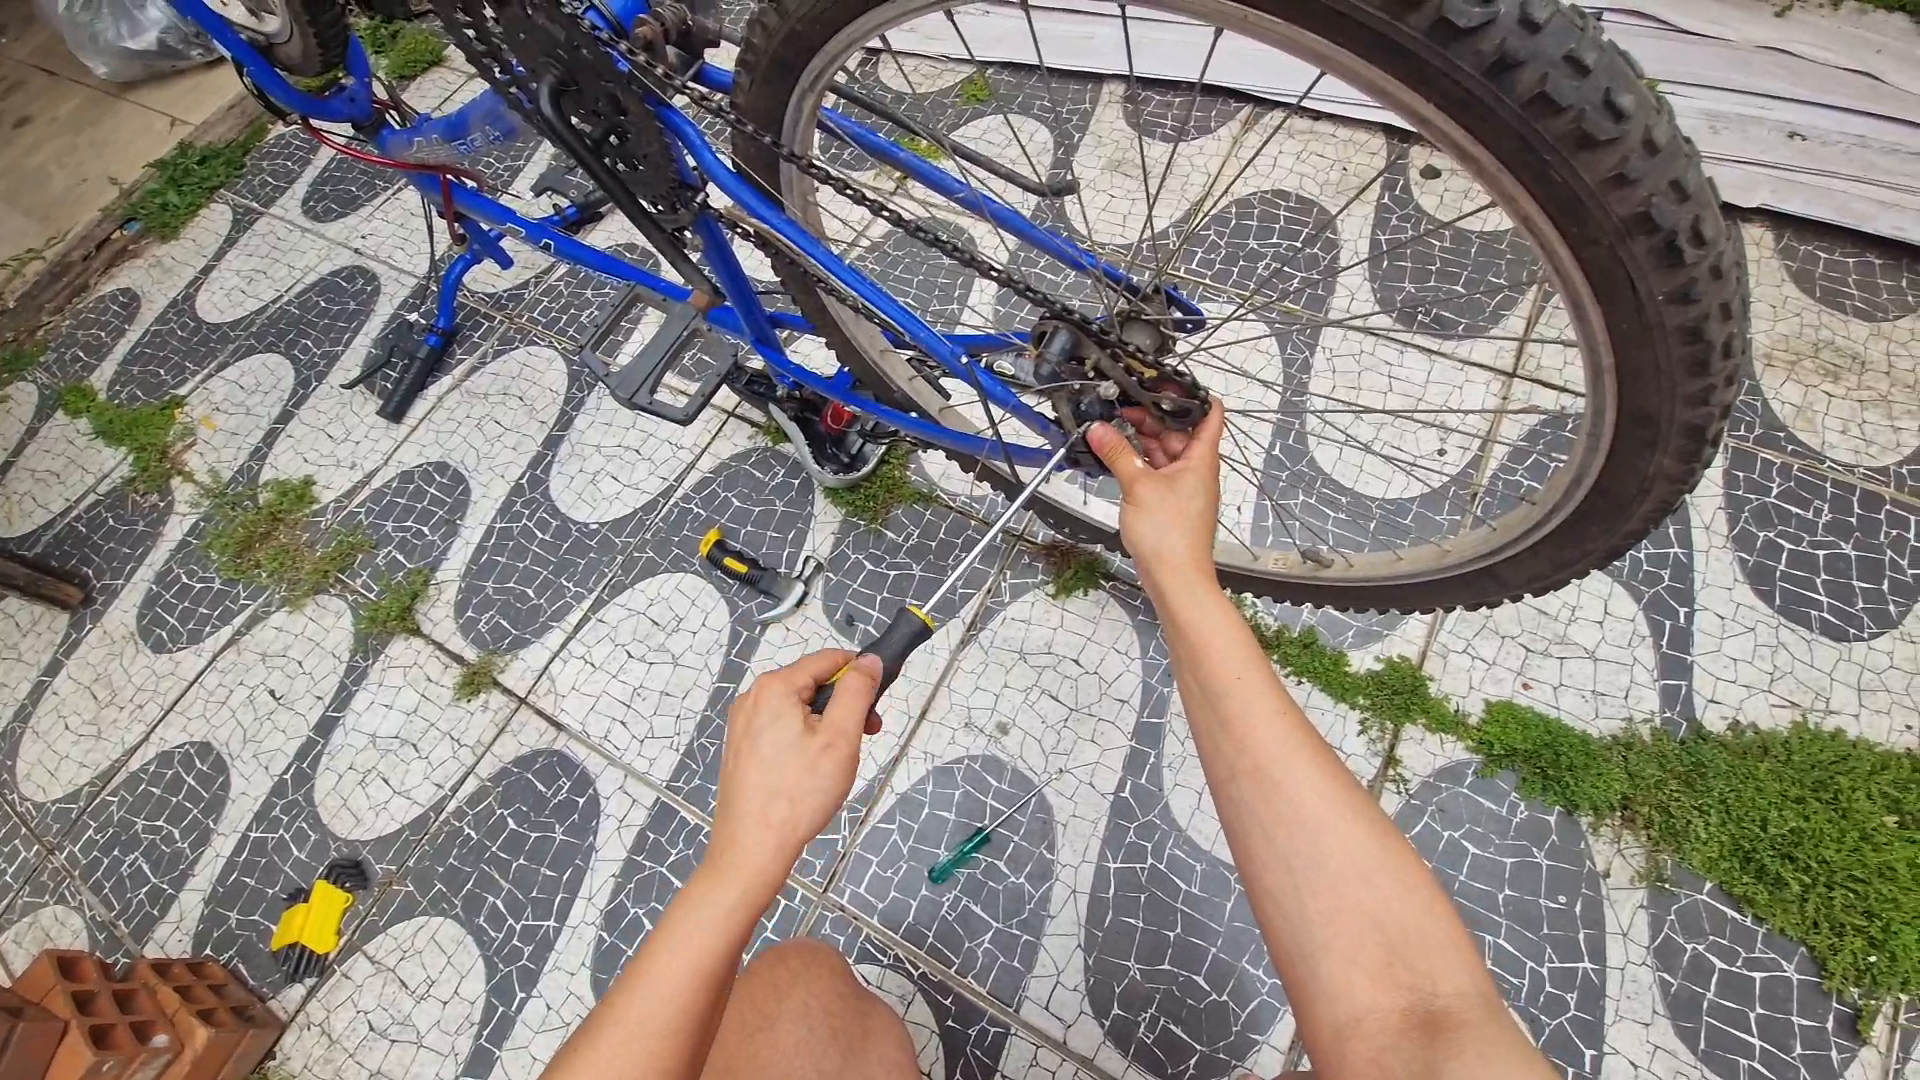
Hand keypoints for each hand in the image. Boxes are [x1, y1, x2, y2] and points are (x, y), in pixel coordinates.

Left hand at [707, 650, 883, 889]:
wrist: (752, 848)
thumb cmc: (801, 791)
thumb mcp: (840, 737)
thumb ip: (857, 691)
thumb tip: (869, 660)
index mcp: (775, 686)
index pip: (828, 659)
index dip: (860, 673)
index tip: (881, 701)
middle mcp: (753, 697)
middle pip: (813, 683)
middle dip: (845, 703)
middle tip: (868, 735)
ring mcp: (743, 723)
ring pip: (799, 707)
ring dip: (828, 723)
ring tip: (842, 757)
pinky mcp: (741, 747)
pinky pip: (782, 727)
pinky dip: (806, 737)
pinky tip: (815, 768)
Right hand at [1087, 401, 1225, 596]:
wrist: (1175, 577)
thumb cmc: (1170, 537)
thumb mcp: (1138, 486)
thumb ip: (1118, 454)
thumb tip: (1100, 430)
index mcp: (1201, 459)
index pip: (1209, 413)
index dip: (1190, 394)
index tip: (1164, 383)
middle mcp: (1196, 470)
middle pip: (1177, 431)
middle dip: (1151, 418)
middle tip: (1121, 409)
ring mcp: (1183, 487)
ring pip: (1163, 452)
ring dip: (1140, 441)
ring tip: (1112, 431)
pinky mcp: (1169, 502)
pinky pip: (1155, 472)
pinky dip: (1138, 463)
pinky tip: (1116, 458)